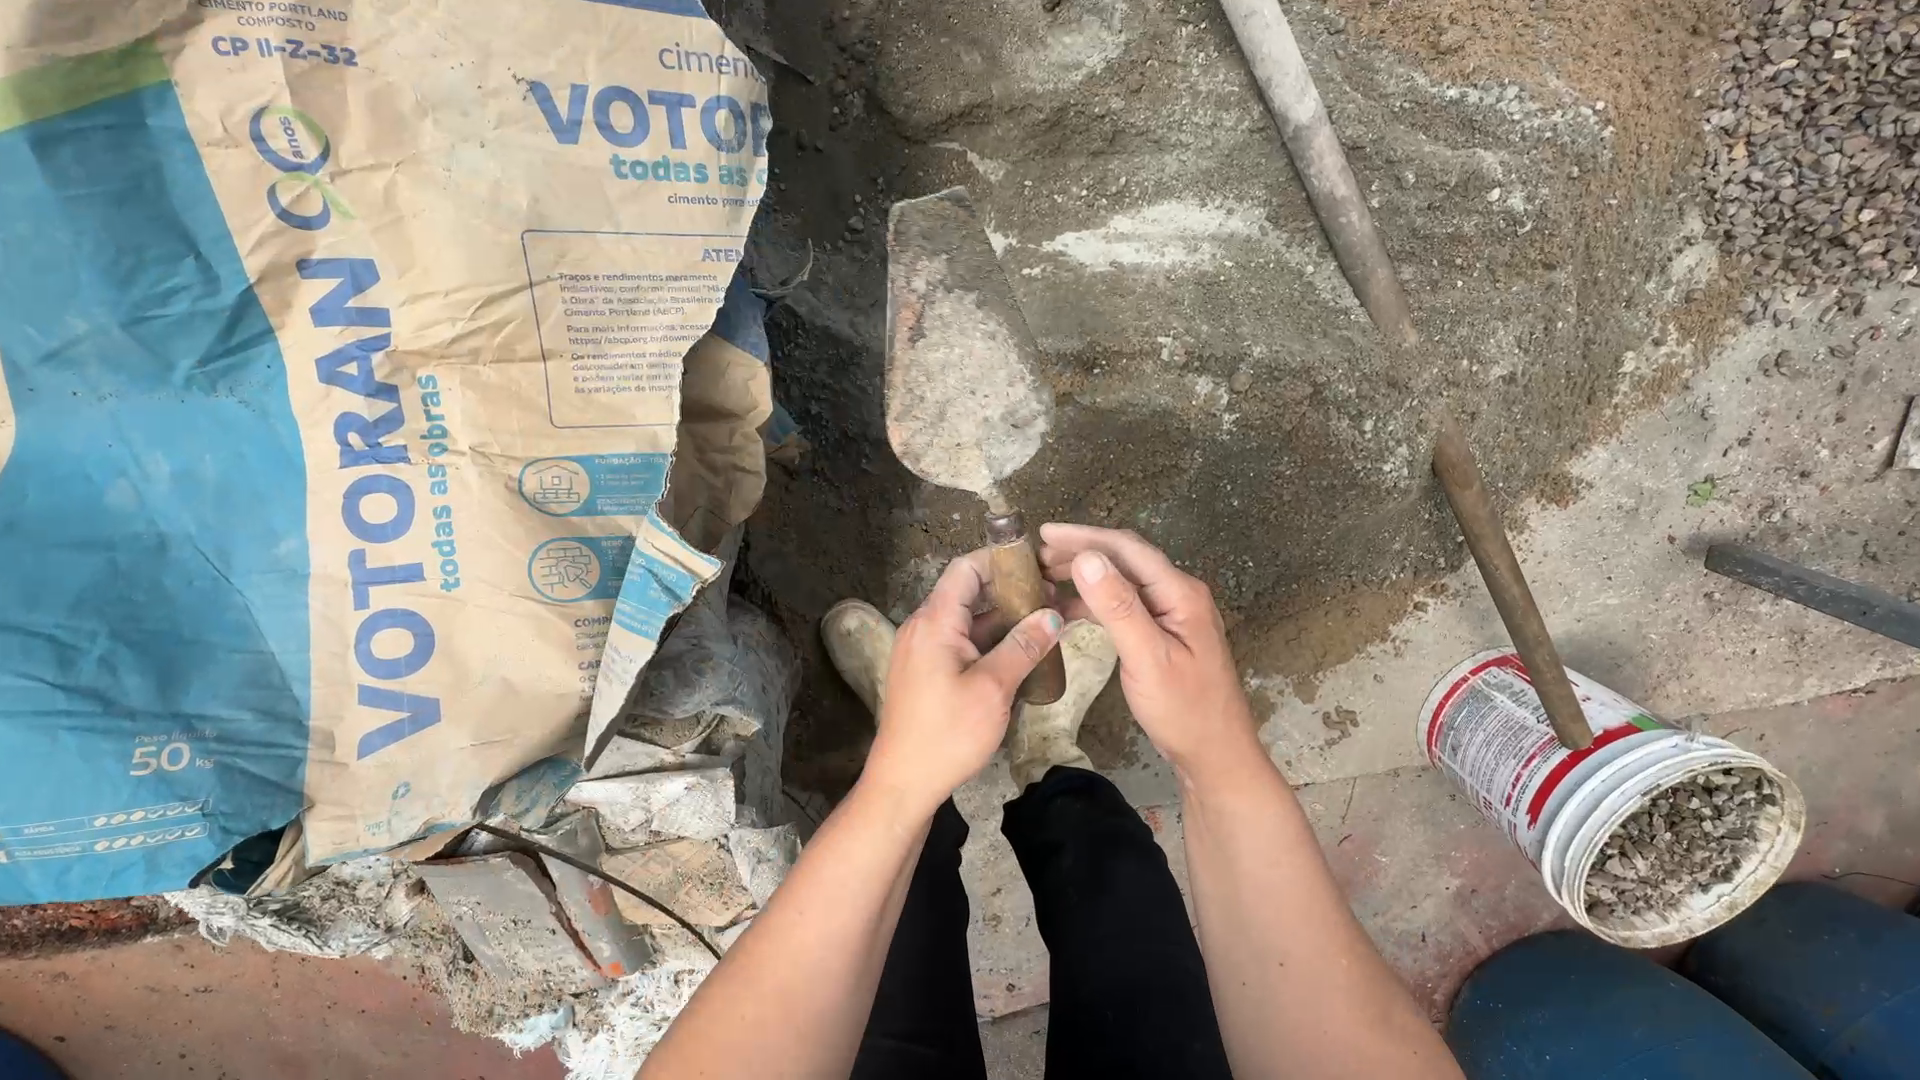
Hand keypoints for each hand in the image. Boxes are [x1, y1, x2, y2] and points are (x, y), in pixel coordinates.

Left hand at [862, 550, 1064, 815]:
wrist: (903, 782)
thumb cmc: (947, 734)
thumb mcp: (993, 688)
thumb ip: (1024, 646)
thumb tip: (1053, 614)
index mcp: (935, 621)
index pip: (966, 568)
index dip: (1002, 560)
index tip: (1039, 566)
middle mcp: (924, 627)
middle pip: (968, 592)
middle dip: (1011, 591)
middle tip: (1053, 598)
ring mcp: (923, 650)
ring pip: (968, 620)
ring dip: (1003, 619)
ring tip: (1046, 623)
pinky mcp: (927, 671)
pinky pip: (961, 642)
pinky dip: (989, 642)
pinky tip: (1021, 653)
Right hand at [1038, 524, 1259, 777]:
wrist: (1216, 755)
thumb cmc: (1184, 710)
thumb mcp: (1147, 657)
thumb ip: (1117, 607)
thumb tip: (1086, 558)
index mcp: (1179, 593)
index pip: (1127, 549)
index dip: (1083, 537)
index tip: (1043, 534)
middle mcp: (1178, 594)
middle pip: (1125, 559)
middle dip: (1080, 551)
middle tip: (1036, 556)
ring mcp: (1172, 613)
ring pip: (1122, 581)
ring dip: (1085, 575)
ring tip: (1044, 577)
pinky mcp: (1163, 633)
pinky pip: (1124, 605)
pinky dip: (1094, 602)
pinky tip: (1068, 610)